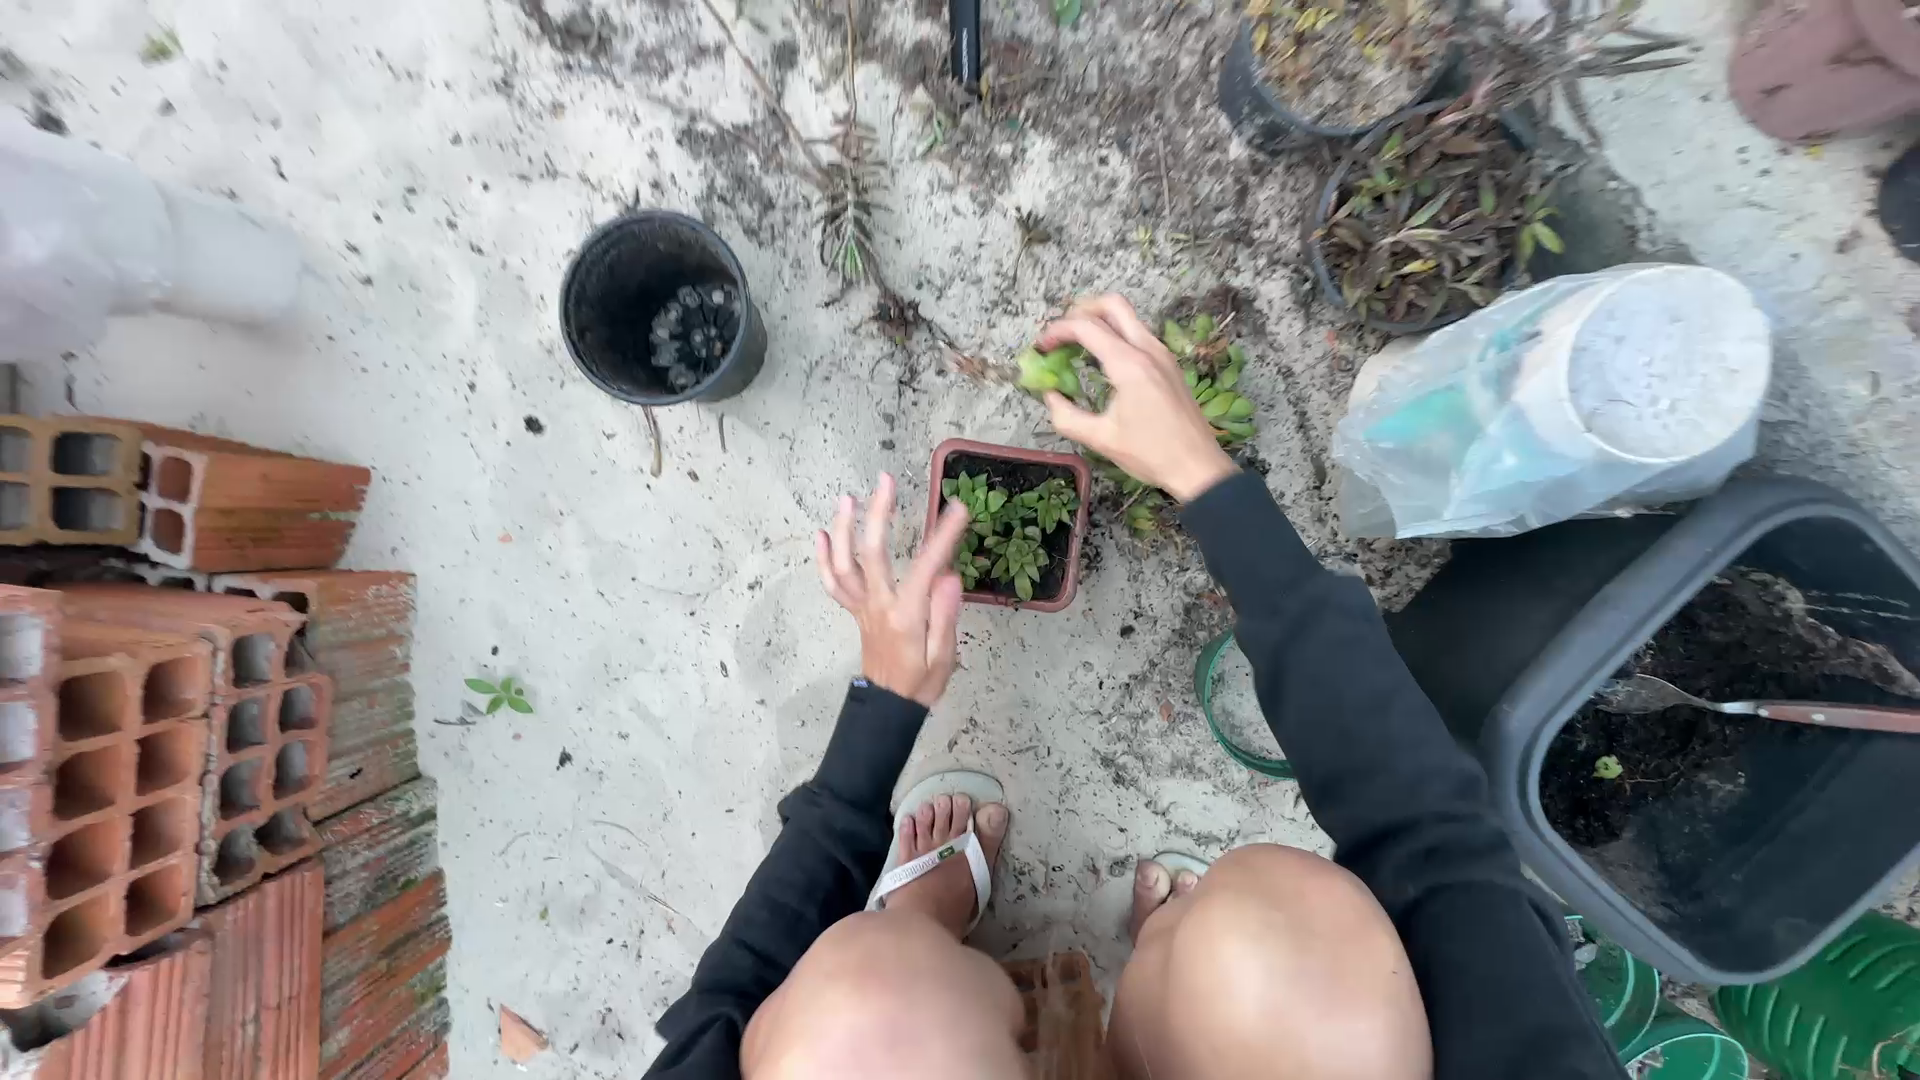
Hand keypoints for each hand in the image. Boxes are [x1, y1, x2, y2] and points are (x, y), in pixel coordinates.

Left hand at [815, 472, 971, 706]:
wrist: (888, 706)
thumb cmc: (921, 682)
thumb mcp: (943, 656)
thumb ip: (944, 616)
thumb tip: (948, 576)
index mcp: (906, 615)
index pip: (926, 567)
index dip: (943, 536)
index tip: (958, 508)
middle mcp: (878, 605)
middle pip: (873, 553)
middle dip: (879, 514)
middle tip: (886, 481)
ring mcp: (862, 607)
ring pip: (845, 564)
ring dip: (842, 529)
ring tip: (847, 499)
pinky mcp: (854, 611)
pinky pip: (834, 583)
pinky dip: (824, 558)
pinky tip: (821, 534)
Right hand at [1037, 295, 1238, 502]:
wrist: (1198, 466)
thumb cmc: (1150, 454)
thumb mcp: (1100, 439)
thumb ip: (1066, 416)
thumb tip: (1050, 396)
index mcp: (1130, 365)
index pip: (1086, 327)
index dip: (1057, 331)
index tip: (1041, 348)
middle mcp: (1149, 349)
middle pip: (1112, 305)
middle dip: (1080, 311)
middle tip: (1061, 335)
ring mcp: (1162, 354)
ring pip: (1127, 317)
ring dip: (1099, 323)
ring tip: (1076, 348)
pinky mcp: (1169, 364)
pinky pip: (1138, 335)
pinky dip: (1115, 336)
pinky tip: (1101, 363)